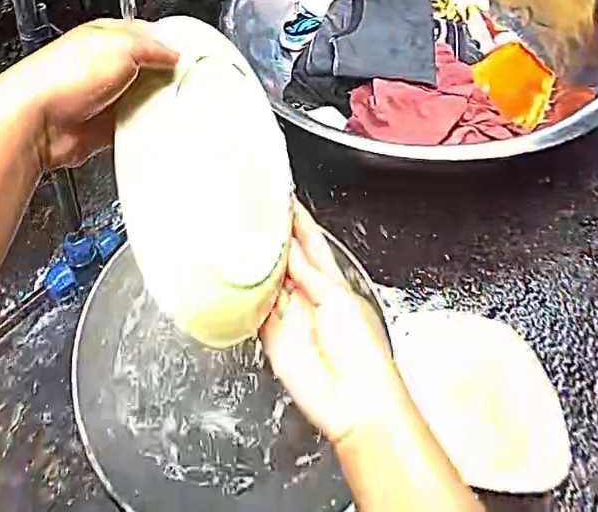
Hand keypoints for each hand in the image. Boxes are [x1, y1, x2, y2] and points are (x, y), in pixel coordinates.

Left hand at [0, 19, 178, 171]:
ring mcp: (105, 95)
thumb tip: (174, 53)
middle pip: (150, 68)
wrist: (35, 121)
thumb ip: (153, 46)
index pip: (149, 35)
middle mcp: (105, 64)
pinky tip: (154, 125)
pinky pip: (136, 124)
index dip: (171, 44)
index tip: (191, 56)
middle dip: (168, 76)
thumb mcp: (122, 45)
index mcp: (107, 35)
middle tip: (186, 82)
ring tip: (172, 104)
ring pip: (146, 97)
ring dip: (158, 102)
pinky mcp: (104, 125)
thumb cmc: (64, 75)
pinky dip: (146, 126)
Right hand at [260, 202, 408, 447]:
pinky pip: (256, 313)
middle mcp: (310, 294)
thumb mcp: (335, 297)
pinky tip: (236, 282)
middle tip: (255, 216)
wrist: (355, 398)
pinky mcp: (275, 338)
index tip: (285, 200)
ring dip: (256, 264)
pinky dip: (246, 298)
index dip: (299, 221)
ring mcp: (292, 315)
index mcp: (332, 281)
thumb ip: (309, 273)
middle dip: (273, 238)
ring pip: (269, 282)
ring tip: (241, 240)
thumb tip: (291, 249)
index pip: (312, 241)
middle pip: (287, 258)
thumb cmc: (361, 349)